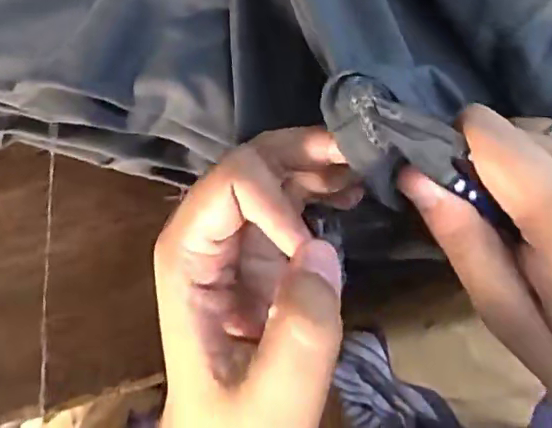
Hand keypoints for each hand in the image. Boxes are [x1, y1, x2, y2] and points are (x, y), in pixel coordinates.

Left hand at [155, 127, 360, 427]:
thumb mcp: (269, 403)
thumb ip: (297, 336)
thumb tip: (321, 250)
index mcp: (189, 252)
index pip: (231, 184)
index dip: (276, 198)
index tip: (312, 244)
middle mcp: (208, 229)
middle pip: (251, 162)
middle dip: (301, 150)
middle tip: (354, 149)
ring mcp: (237, 234)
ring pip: (272, 168)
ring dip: (316, 158)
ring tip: (363, 162)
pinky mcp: (264, 246)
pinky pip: (291, 195)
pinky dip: (322, 181)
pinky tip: (353, 187)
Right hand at [400, 107, 551, 427]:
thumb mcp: (508, 317)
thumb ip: (460, 239)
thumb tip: (412, 173)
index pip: (484, 125)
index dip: (461, 150)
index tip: (469, 198)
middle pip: (512, 125)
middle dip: (496, 162)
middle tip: (512, 224)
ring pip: (546, 126)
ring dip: (531, 158)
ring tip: (549, 217)